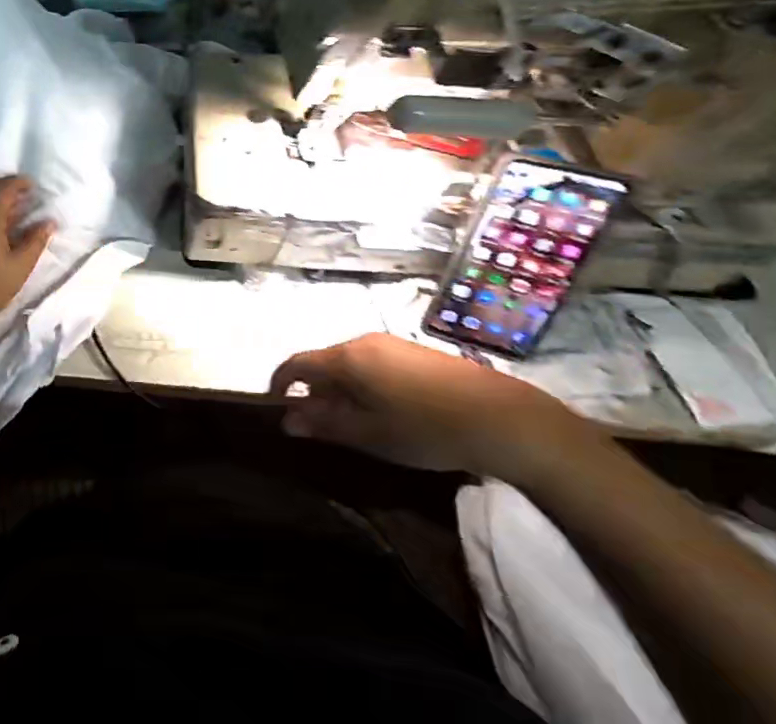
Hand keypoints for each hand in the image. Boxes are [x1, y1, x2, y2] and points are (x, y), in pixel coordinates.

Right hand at [267, 333, 602, 475]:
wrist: (498, 417)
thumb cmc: (424, 428)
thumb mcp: (368, 434)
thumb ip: (324, 424)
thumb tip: (287, 420)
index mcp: (348, 357)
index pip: (297, 362)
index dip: (280, 384)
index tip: (277, 410)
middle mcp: (365, 340)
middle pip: (324, 361)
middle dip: (313, 392)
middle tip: (320, 429)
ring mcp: (393, 343)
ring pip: (350, 363)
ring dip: (340, 390)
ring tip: (355, 426)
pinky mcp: (415, 352)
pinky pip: (373, 364)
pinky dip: (364, 385)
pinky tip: (384, 413)